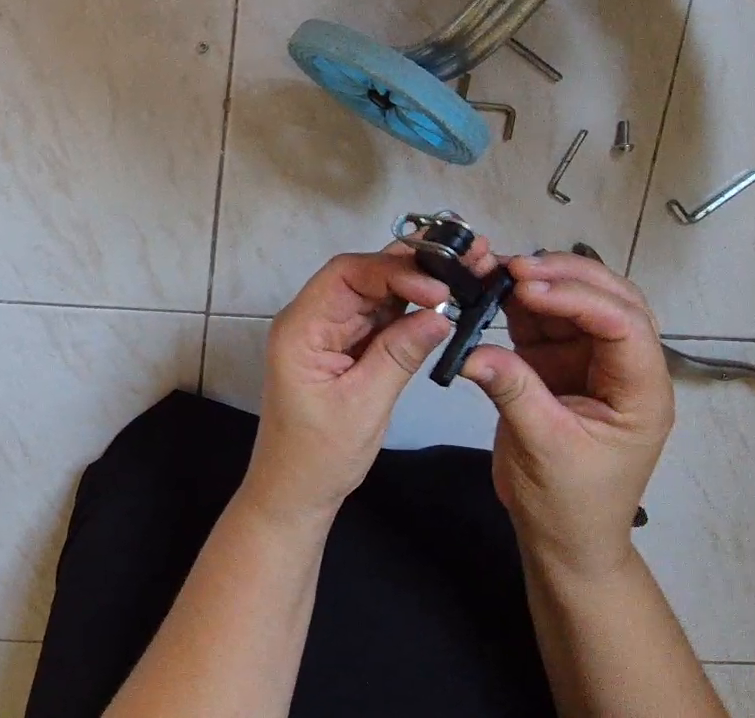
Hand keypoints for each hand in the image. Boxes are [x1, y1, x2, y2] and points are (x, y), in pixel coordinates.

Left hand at [240, 242, 489, 523]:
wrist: (295, 490)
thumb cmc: (319, 455)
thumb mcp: (363, 405)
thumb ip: (399, 354)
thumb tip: (440, 313)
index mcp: (301, 328)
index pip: (345, 275)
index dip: (392, 271)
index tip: (437, 287)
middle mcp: (310, 320)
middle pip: (360, 275)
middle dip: (407, 267)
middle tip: (459, 263)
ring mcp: (327, 332)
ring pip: (371, 292)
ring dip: (412, 284)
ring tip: (458, 276)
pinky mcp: (343, 346)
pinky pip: (376, 316)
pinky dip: (406, 309)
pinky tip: (438, 304)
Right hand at [461, 252, 674, 580]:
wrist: (562, 535)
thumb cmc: (569, 501)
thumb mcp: (543, 447)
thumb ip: (513, 391)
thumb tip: (470, 350)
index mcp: (641, 391)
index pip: (623, 326)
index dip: (578, 298)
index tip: (527, 286)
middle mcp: (621, 367)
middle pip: (611, 300)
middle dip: (567, 276)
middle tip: (516, 267)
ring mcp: (588, 362)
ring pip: (575, 302)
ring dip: (541, 281)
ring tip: (498, 270)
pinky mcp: (555, 364)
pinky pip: (540, 321)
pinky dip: (516, 302)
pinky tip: (491, 290)